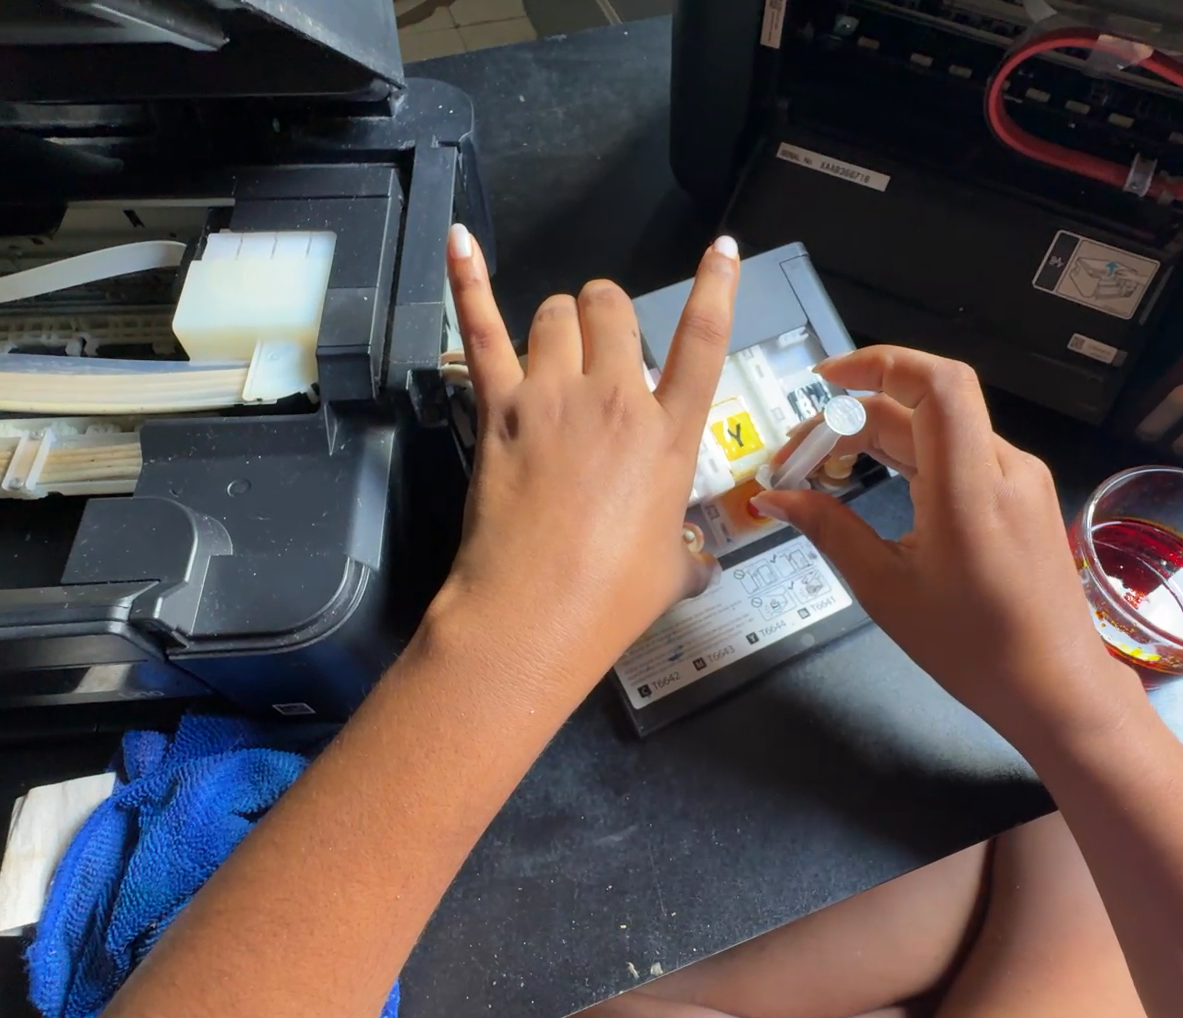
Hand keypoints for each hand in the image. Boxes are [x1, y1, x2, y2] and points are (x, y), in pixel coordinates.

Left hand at [432, 225, 737, 699]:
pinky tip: (459, 241)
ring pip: (556, 313)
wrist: (537, 611)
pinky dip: (467, 282)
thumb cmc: (615, 597)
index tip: (723, 249)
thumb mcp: (672, 574)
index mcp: (670, 435)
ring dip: (560, 320)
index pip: (704, 342)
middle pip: (613, 308)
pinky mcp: (499, 407)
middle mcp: (615, 399)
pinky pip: (480, 329)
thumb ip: (691, 558)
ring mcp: (552, 396)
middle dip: (610, 313)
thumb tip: (701, 566)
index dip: (718, 287)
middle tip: (603, 345)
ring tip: (556, 347)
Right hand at [751, 346, 1145, 751]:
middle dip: (850, 418)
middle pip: (920, 407)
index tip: (822, 382)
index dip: (878, 364)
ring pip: (937, 428)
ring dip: (875, 435)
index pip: (936, 385)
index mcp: (970, 489)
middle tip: (795, 460)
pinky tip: (870, 478)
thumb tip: (773, 498)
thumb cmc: (969, 646)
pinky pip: (956, 453)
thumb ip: (829, 529)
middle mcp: (1003, 467)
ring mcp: (1016, 478)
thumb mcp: (885, 588)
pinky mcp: (1018, 494)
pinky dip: (906, 454)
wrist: (1054, 686)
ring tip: (822, 467)